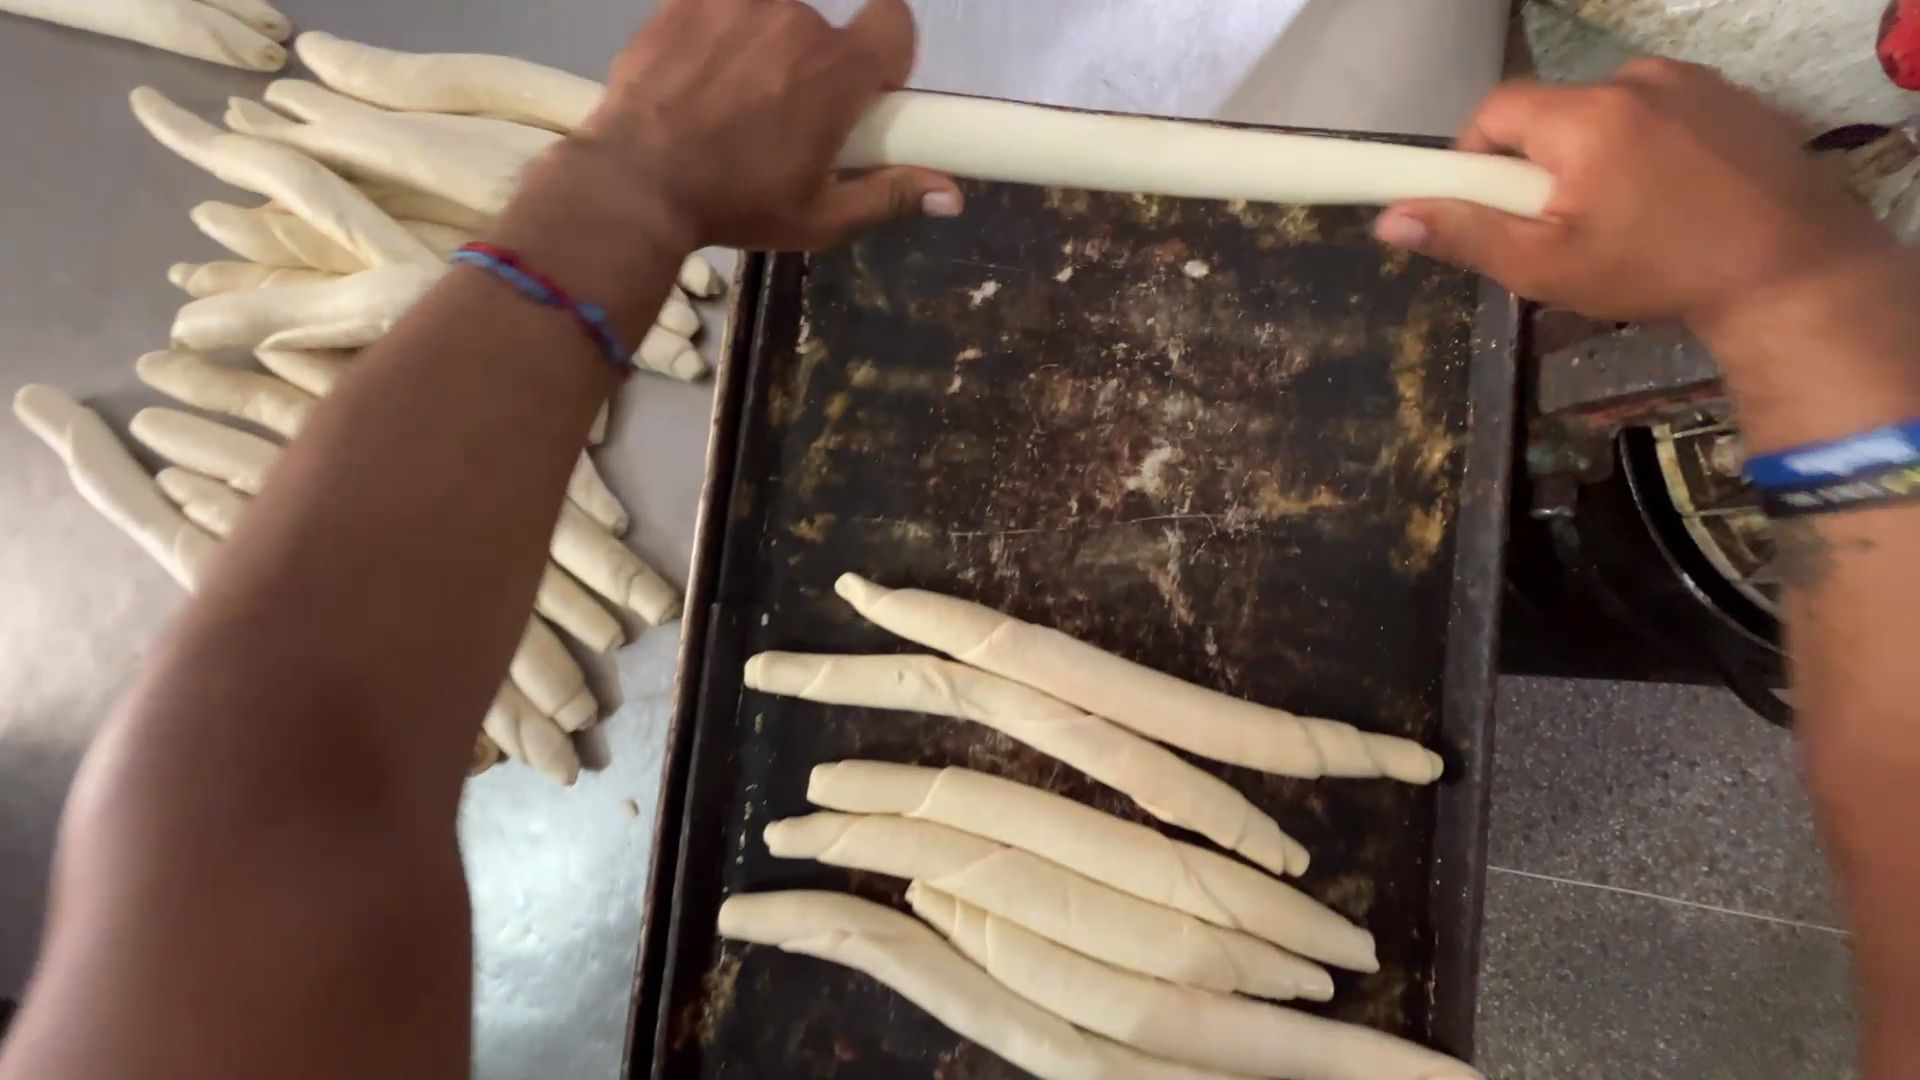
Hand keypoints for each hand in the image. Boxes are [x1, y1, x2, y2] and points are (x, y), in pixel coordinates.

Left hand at [578, 0, 961, 251]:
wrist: (638, 181)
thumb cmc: (739, 205)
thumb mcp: (823, 217)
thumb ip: (890, 194)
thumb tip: (954, 195)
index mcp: (836, 72)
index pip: (896, 23)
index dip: (889, 55)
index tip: (867, 94)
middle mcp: (794, 16)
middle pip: (828, 30)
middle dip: (817, 69)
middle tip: (785, 121)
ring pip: (773, 17)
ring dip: (766, 51)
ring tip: (732, 105)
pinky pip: (725, 8)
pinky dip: (721, 36)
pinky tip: (698, 80)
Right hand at [1372, 59, 1897, 327]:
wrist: (1786, 268)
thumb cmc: (1648, 270)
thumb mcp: (1538, 264)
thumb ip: (1462, 234)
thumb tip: (1390, 219)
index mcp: (1587, 118)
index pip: (1495, 109)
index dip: (1470, 154)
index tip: (1482, 203)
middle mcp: (1637, 81)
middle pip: (1545, 112)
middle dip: (1528, 164)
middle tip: (1546, 223)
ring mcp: (1690, 82)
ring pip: (1594, 112)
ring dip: (1578, 155)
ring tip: (1602, 213)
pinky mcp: (1725, 95)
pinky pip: (1645, 111)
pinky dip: (1628, 147)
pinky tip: (1650, 195)